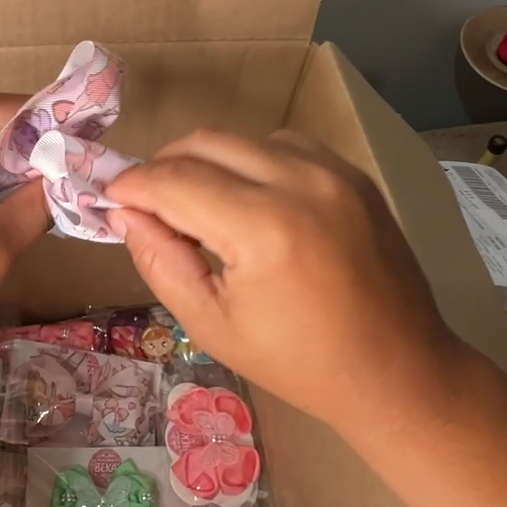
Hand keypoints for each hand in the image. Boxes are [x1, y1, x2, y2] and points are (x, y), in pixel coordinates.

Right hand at [107, 129, 469, 421]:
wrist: (397, 369)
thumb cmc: (298, 362)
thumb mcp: (212, 325)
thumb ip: (160, 261)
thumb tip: (124, 213)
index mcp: (264, 229)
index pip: (175, 181)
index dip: (132, 186)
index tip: (109, 199)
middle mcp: (301, 182)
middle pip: (205, 143)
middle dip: (162, 166)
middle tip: (145, 202)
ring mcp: (334, 171)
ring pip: (242, 137)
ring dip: (206, 161)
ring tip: (195, 204)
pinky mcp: (353, 174)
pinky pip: (282, 145)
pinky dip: (250, 161)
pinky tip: (247, 199)